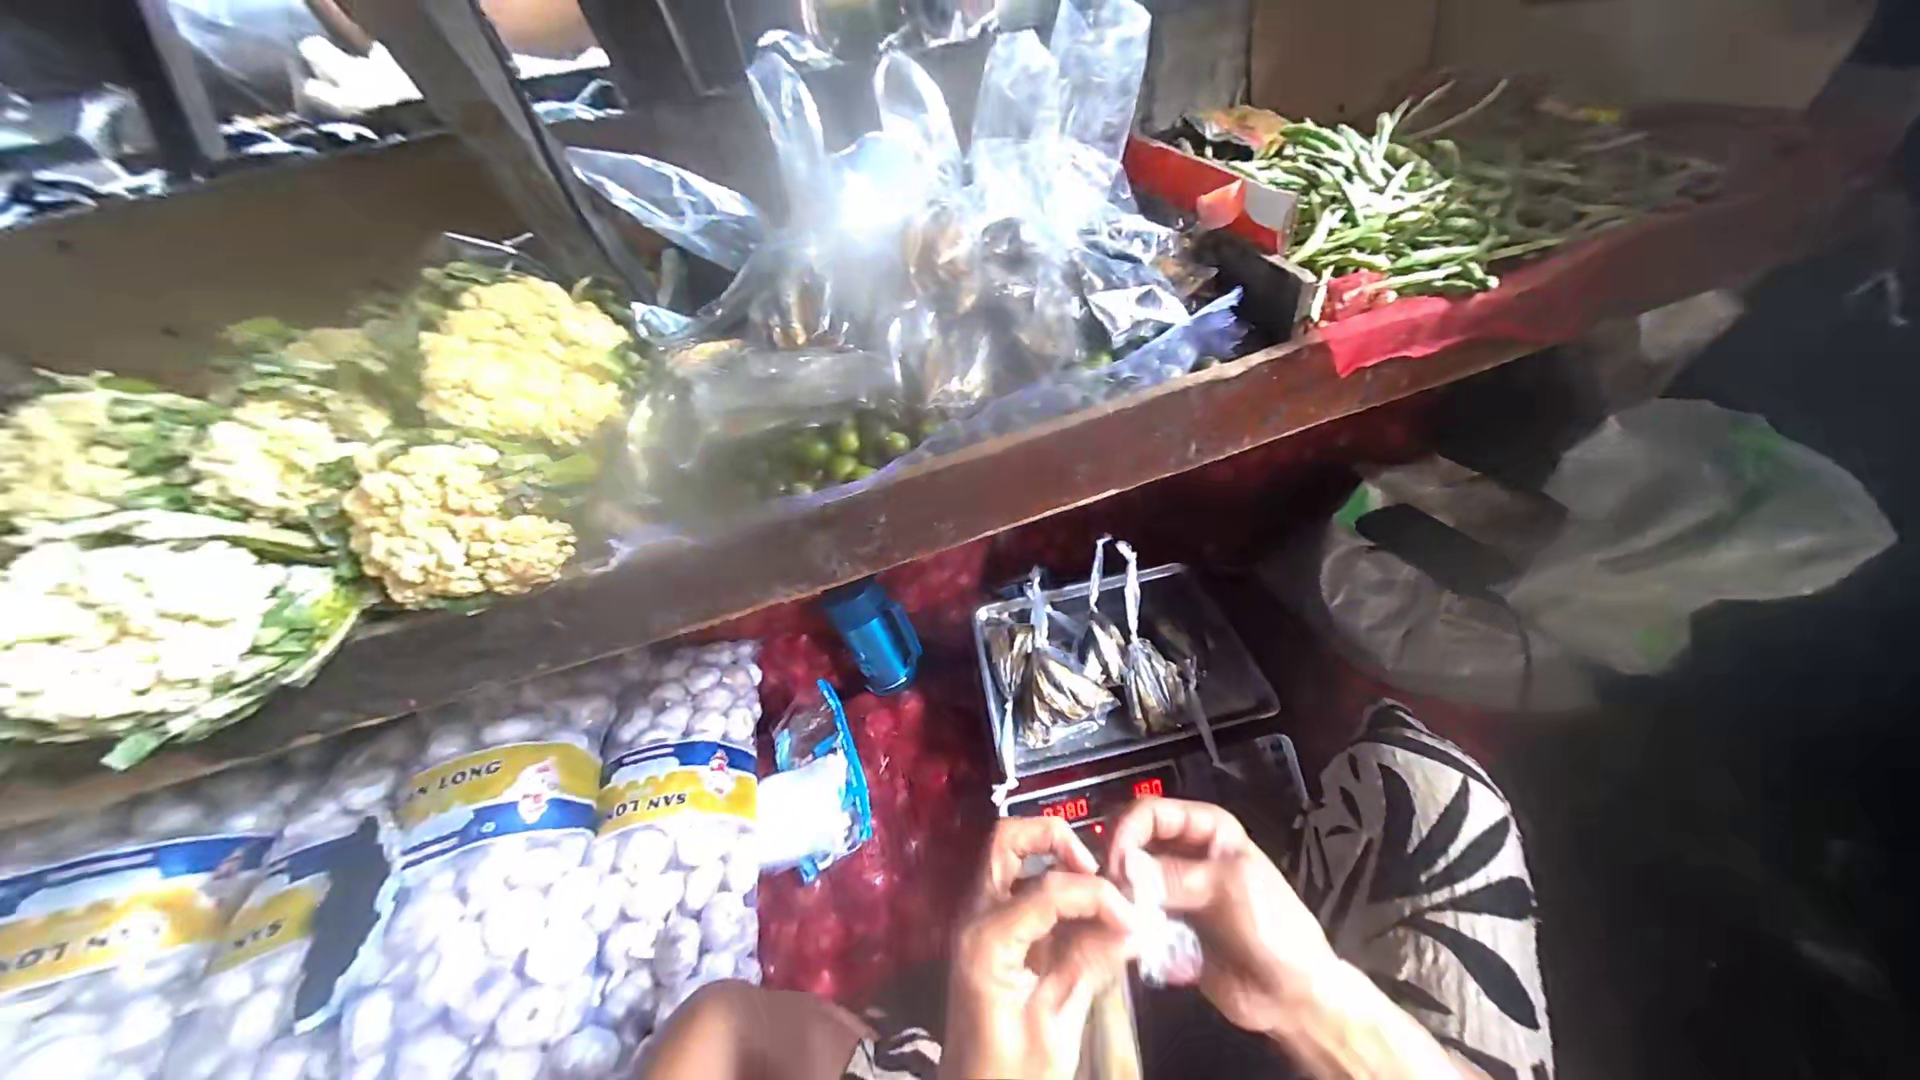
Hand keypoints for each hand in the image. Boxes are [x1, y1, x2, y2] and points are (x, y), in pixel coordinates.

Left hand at [941, 818, 1138, 1079]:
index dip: (1096, 894)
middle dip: (1056, 839)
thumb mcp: (1056, 1028)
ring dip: (1052, 854)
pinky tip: (1082, 910)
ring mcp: (978, 916)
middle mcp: (974, 913)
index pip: (1046, 887)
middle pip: (1008, 839)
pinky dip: (1050, 880)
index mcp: (986, 939)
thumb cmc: (1010, 1076)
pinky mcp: (990, 927)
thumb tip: (1135, 924)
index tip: (1132, 918)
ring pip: (1010, 852)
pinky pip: (1018, 881)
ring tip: (1094, 887)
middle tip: (1095, 872)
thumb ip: (1089, 965)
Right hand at [1106, 798, 1338, 1037]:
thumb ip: (1176, 874)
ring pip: (1127, 878)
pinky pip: (1132, 913)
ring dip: (1120, 896)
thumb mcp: (1230, 888)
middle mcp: (1183, 851)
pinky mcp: (1164, 922)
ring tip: (1121, 917)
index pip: (1150, 812)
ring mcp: (1171, 888)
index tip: (1116, 860)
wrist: (1294, 998)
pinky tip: (1132, 936)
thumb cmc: (1276, 930)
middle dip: (1118, 863)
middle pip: (1132, 841)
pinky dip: (1127, 922)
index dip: (1128, 830)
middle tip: (1111, 889)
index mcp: (1205, 828)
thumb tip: (1126, 868)